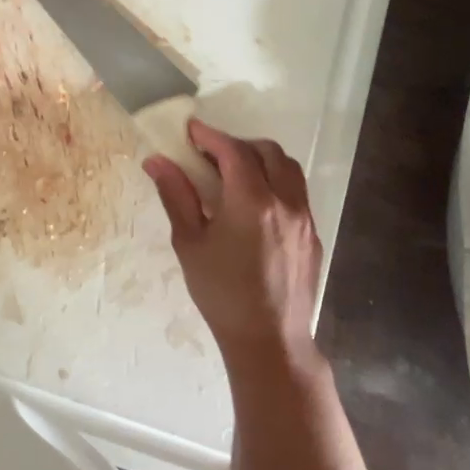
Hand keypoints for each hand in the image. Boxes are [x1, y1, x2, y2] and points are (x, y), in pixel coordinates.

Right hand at [143, 119, 324, 373]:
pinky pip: (296, 193)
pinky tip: (251, 202)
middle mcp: (285, 202)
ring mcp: (305, 219)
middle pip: (267, 151)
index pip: (233, 151)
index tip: (189, 131)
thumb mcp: (189, 242)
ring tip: (231, 173)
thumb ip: (176, 195)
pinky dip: (273, 181)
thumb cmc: (221, 291)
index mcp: (252, 201)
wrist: (269, 339)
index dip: (209, 135)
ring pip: (288, 169)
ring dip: (260, 159)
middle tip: (207, 153)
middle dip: (236, 144)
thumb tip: (157, 161)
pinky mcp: (313, 235)